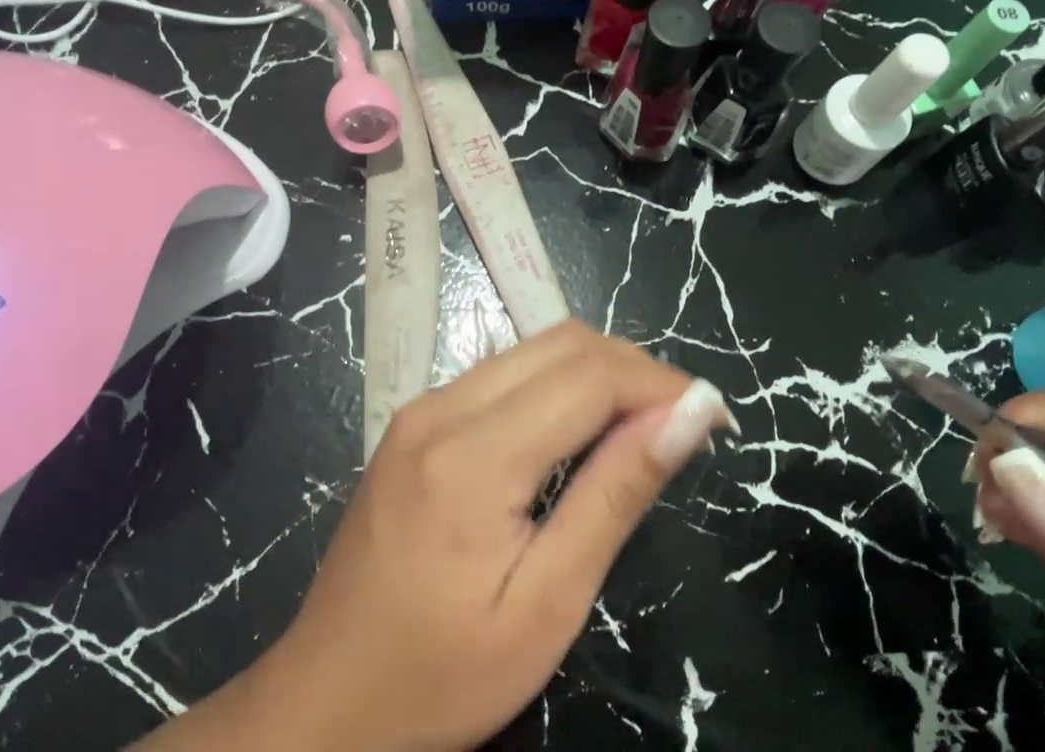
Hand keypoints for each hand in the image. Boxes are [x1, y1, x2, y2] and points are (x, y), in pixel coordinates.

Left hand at [134, 320, 736, 751]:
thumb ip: (615, 496)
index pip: (590, 376)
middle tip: (683, 428)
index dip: (663, 385)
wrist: (328, 699)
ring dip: (598, 375)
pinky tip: (579, 437)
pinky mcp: (412, 427)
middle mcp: (439, 410)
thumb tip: (690, 415)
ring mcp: (419, 412)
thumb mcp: (547, 603)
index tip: (716, 422)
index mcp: (472, 455)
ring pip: (531, 352)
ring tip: (642, 432)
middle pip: (561, 345)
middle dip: (635, 371)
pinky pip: (500, 377)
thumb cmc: (443, 673)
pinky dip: (556, 388)